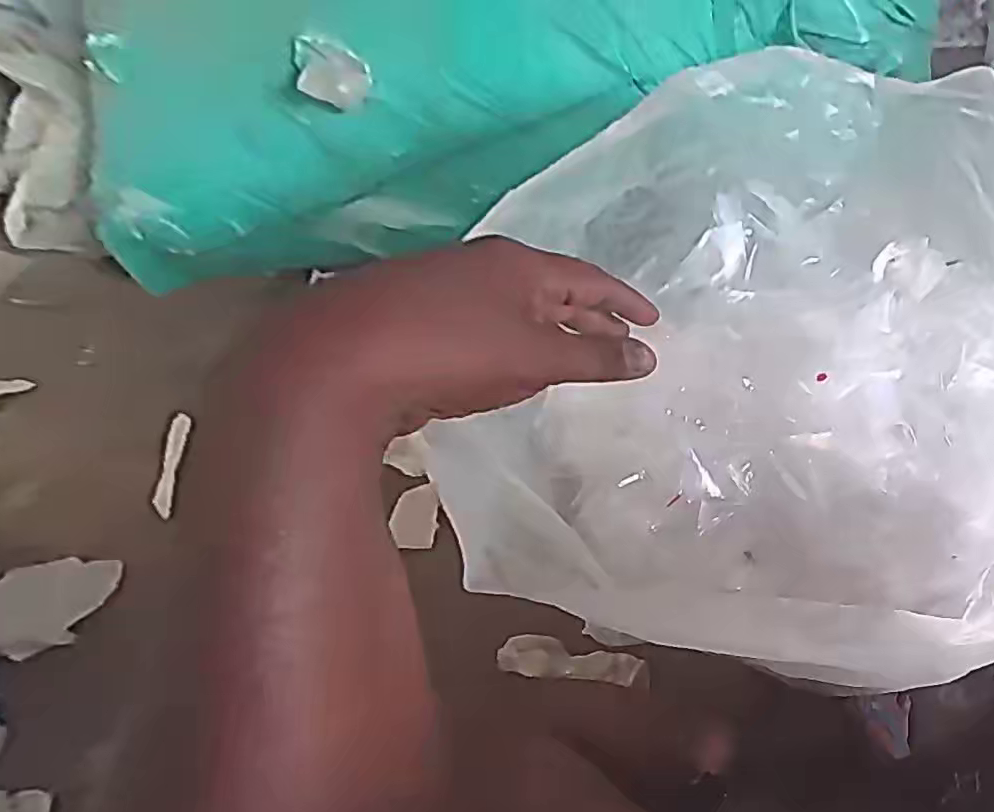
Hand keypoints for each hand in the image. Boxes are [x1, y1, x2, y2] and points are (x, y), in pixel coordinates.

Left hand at [240, 236, 659, 435]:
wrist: (340, 362)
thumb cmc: (455, 352)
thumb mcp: (537, 357)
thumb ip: (596, 358)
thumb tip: (647, 357)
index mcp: (519, 267)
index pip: (590, 279)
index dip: (625, 301)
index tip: (654, 321)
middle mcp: (485, 267)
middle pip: (557, 289)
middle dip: (595, 317)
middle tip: (626, 341)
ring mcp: (450, 288)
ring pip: (523, 307)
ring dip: (559, 330)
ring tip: (584, 353)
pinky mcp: (423, 315)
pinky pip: (493, 323)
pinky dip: (523, 341)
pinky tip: (523, 362)